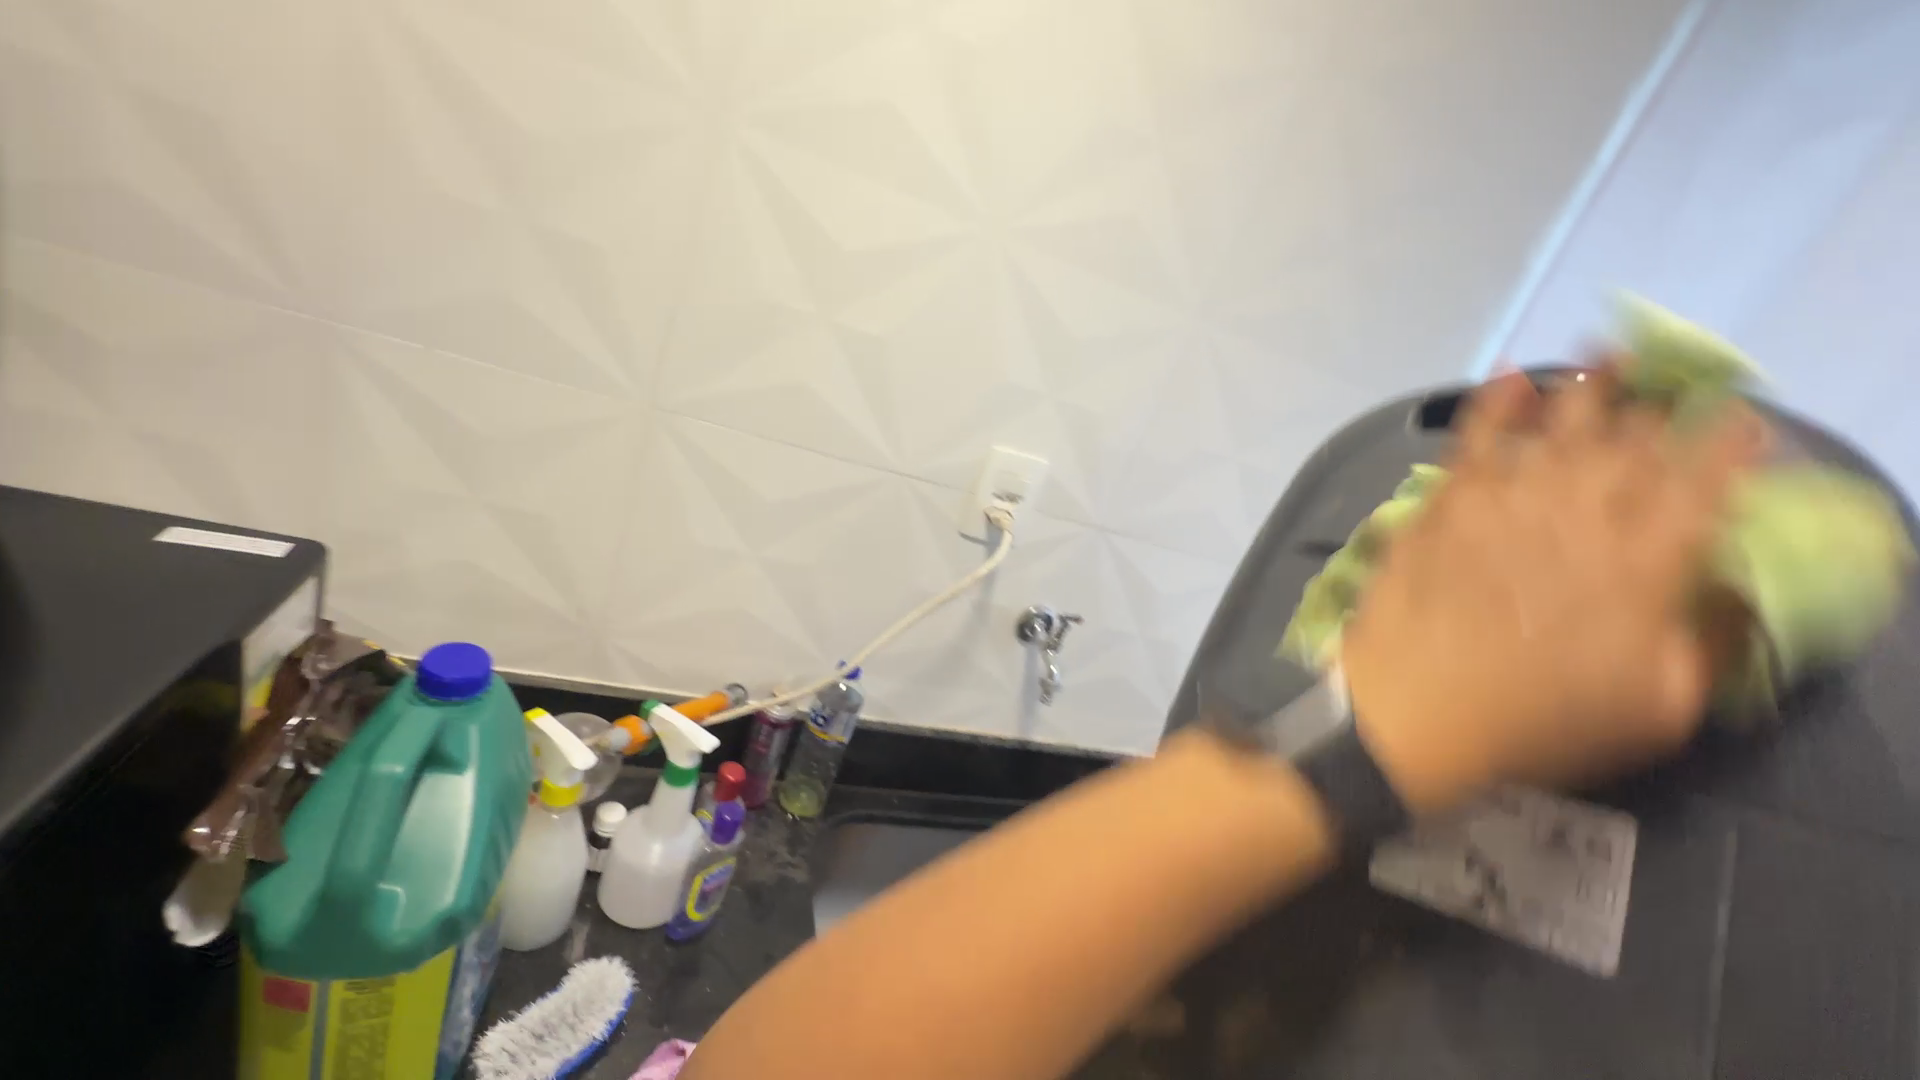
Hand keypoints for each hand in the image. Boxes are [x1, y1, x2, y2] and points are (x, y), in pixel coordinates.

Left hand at [1341, 368, 1765, 813]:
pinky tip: (1509, 379)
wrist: (1413, 711)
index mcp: (1645, 564)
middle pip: (1632, 448)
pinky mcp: (1444, 507)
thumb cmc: (1535, 724)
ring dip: (1589, 389)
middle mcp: (1582, 518)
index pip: (1701, 487)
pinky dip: (1495, 405)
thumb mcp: (1656, 709)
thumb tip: (1725, 592)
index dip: (1726, 449)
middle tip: (1673, 380)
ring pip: (1558, 431)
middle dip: (1659, 409)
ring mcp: (1506, 505)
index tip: (1740, 422)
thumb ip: (1702, 642)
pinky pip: (1475, 441)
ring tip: (1608, 357)